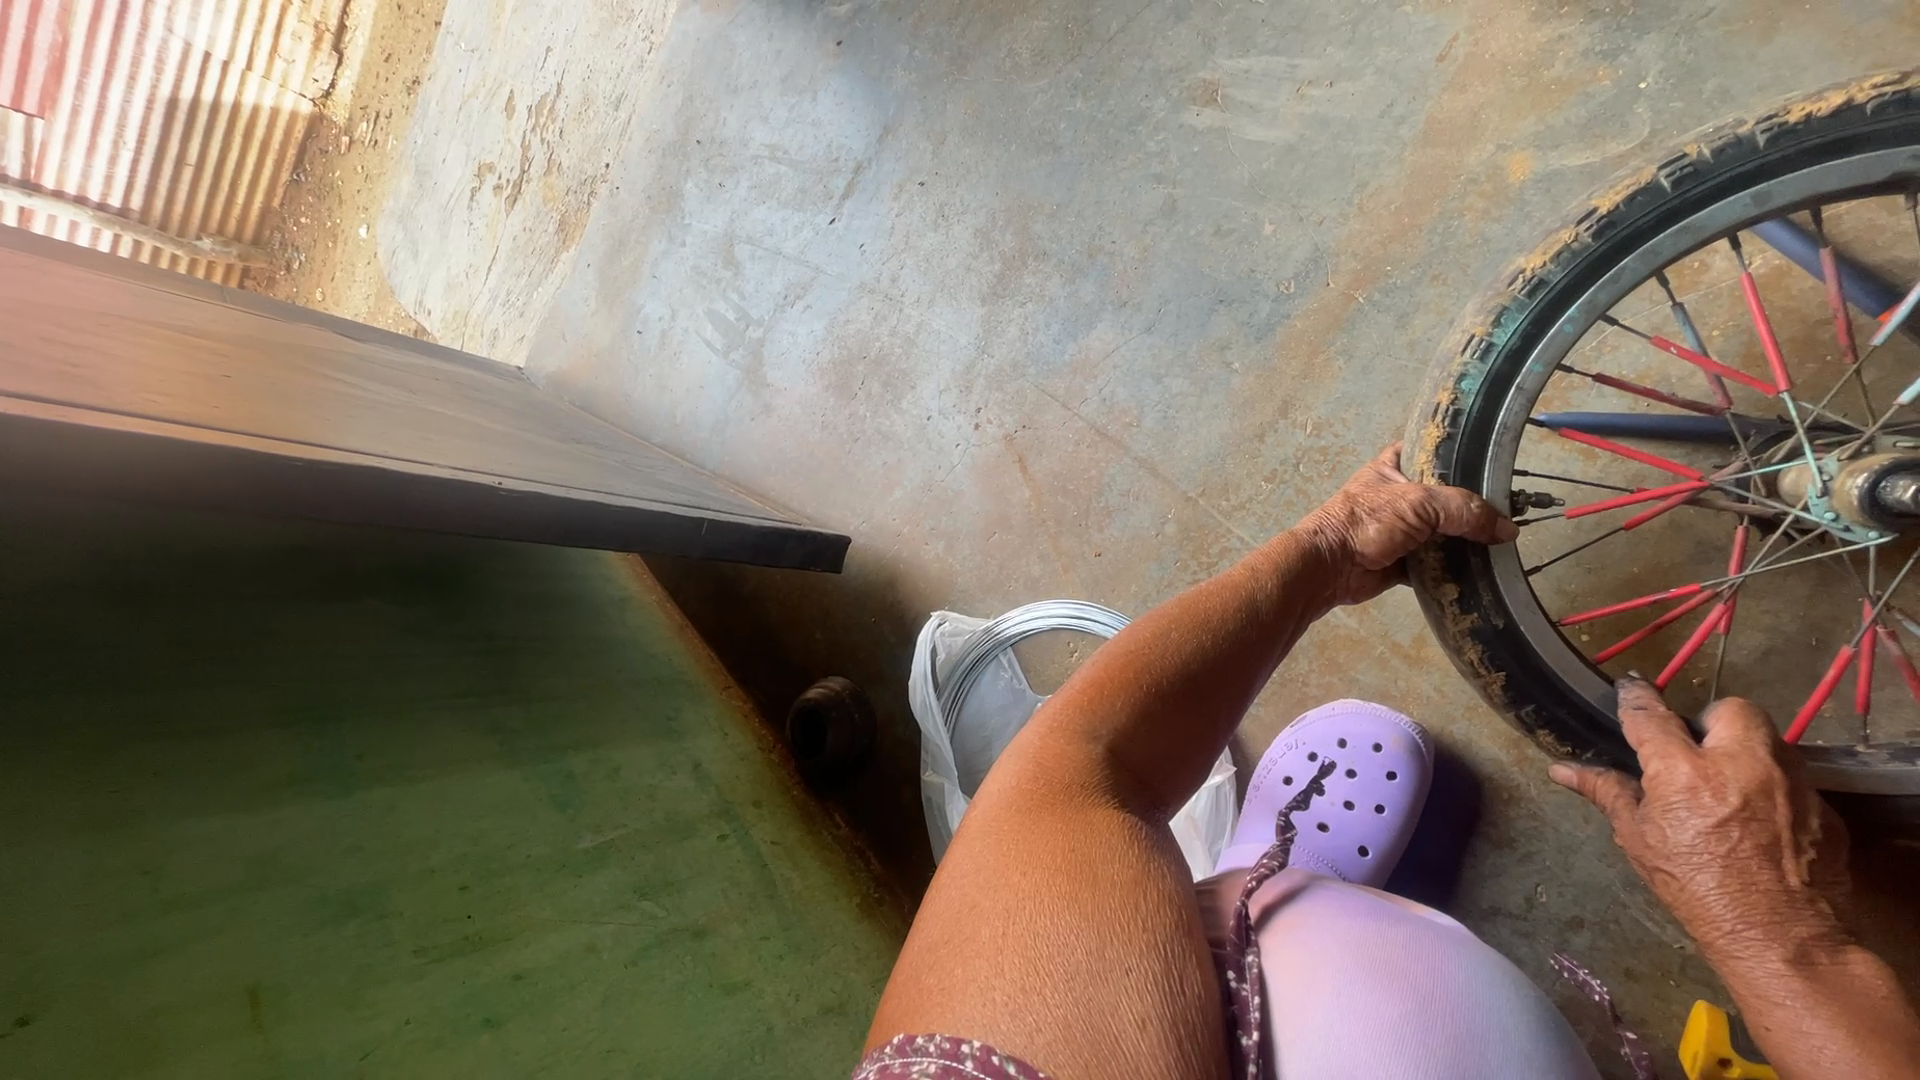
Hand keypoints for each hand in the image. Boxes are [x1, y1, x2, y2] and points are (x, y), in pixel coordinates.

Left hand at [1295, 443, 1518, 605]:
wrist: (1330, 567)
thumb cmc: (1366, 522)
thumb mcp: (1418, 502)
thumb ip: (1464, 509)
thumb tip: (1508, 529)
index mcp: (1394, 467)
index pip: (1433, 450)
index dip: (1463, 454)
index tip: (1499, 463)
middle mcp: (1400, 494)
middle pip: (1447, 495)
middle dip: (1475, 505)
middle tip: (1514, 511)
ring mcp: (1403, 528)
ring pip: (1446, 531)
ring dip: (1469, 539)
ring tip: (1506, 542)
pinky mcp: (1405, 558)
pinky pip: (1439, 561)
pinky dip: (1457, 566)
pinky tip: (1485, 568)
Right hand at [1550, 678, 1851, 968]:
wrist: (1782, 938)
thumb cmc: (1693, 885)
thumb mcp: (1638, 837)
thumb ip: (1607, 792)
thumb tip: (1562, 770)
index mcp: (1684, 772)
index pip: (1651, 715)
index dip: (1636, 697)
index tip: (1630, 687)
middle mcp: (1743, 767)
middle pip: (1733, 710)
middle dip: (1711, 718)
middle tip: (1695, 743)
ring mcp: (1793, 787)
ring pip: (1772, 741)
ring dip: (1746, 749)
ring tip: (1728, 777)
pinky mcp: (1827, 811)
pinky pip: (1797, 780)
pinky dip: (1774, 786)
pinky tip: (1759, 814)